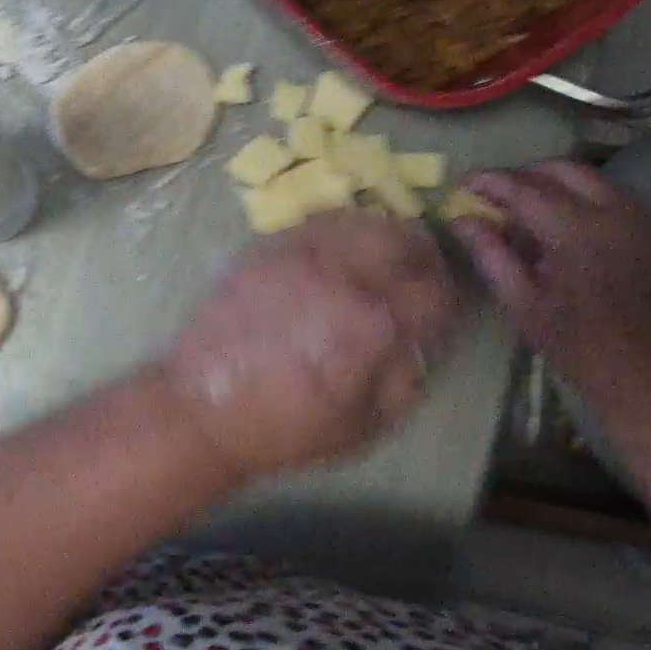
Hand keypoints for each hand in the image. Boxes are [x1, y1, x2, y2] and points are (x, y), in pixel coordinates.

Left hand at [159, 210, 460, 475]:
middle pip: (401, 237)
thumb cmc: (286, 428)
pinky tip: (337, 254)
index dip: (449, 300)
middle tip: (419, 272)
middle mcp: (338, 277)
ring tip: (382, 258)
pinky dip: (338, 231)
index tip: (443, 310)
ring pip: (357, 220)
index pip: (435, 291)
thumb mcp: (367, 425)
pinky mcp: (261, 250)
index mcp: (372, 323)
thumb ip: (407, 378)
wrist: (201, 408)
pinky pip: (313, 224)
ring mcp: (295, 256)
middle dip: (421, 254)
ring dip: (381, 235)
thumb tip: (422, 340)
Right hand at [452, 162, 650, 408]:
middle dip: (523, 174)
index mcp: (576, 231)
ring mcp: (642, 221)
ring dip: (553, 182)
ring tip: (525, 209)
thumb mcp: (524, 304)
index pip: (524, 188)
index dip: (490, 182)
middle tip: (492, 195)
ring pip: (592, 179)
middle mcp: (614, 213)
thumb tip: (462, 220)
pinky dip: (581, 196)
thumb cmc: (582, 346)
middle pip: (562, 170)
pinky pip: (613, 196)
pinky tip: (563, 225)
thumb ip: (492, 254)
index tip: (461, 184)